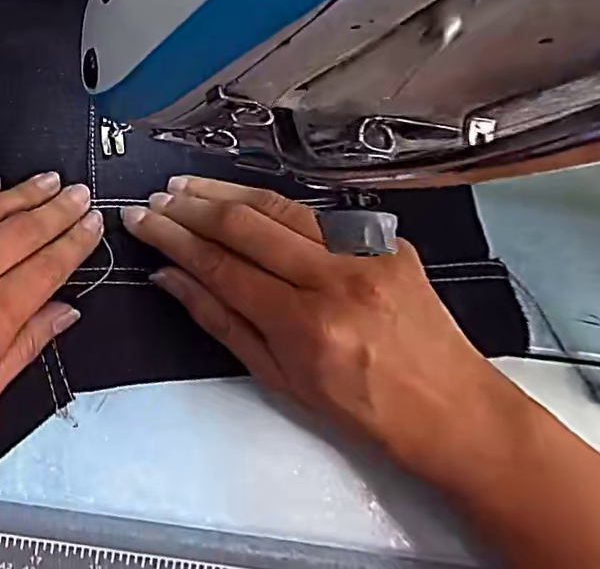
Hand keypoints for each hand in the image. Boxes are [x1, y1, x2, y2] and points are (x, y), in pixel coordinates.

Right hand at [121, 176, 524, 476]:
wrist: (456, 411)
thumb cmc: (367, 413)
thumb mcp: (281, 381)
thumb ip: (220, 321)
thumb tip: (171, 278)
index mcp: (306, 327)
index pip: (220, 265)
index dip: (172, 238)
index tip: (143, 220)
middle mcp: (335, 279)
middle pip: (243, 224)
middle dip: (189, 206)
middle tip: (156, 198)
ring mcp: (364, 251)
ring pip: (276, 203)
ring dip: (223, 190)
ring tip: (186, 186)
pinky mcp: (384, 237)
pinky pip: (313, 210)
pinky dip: (270, 201)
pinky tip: (241, 196)